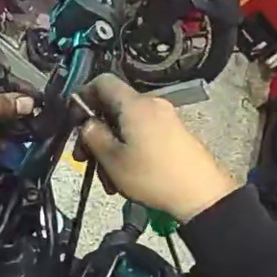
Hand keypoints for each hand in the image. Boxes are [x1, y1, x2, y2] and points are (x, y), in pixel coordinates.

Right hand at [75, 74, 239, 221]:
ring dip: (111, 147)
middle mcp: (151, 105)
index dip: (83, 96)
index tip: (75, 119)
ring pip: (126, 126)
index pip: (102, 82)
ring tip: (108, 177)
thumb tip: (87, 124)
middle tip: (85, 158)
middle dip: (95, 132)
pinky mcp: (174, 134)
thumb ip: (93, 135)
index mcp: (134, 105)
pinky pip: (142, 134)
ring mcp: (165, 119)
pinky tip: (125, 176)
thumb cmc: (155, 176)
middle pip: (113, 108)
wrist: (201, 195)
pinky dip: (128, 151)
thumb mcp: (112, 159)